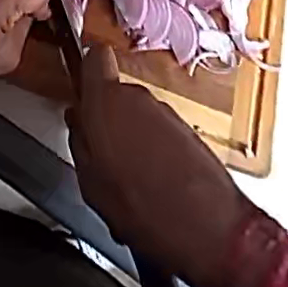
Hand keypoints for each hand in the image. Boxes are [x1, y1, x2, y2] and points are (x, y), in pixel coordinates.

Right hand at [67, 44, 250, 286]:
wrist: (210, 229)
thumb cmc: (143, 207)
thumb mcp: (90, 181)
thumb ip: (79, 141)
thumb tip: (77, 122)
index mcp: (107, 102)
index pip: (95, 57)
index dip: (87, 66)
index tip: (81, 85)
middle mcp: (138, 98)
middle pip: (115, 92)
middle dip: (107, 115)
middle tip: (101, 151)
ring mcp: (166, 112)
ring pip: (138, 113)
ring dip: (132, 135)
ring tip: (128, 176)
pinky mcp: (189, 129)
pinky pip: (160, 130)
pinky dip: (154, 149)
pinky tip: (152, 184)